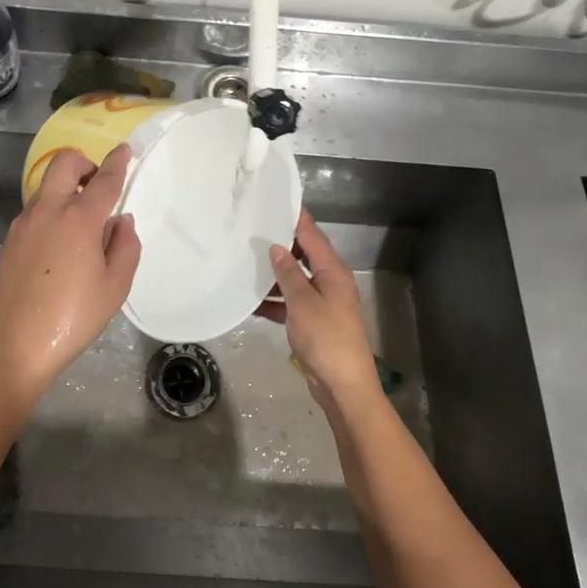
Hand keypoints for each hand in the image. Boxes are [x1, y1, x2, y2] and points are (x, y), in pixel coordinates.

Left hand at [0, 145, 141, 401]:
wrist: (18, 345)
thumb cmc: (75, 316)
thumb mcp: (116, 286)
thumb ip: (126, 246)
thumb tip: (121, 222)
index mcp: (79, 219)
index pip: (104, 179)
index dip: (118, 162)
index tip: (125, 150)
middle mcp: (48, 210)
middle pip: (64, 164)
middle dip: (84, 164)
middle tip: (98, 187)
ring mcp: (24, 223)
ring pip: (46, 187)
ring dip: (66, 190)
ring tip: (81, 227)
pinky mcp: (10, 239)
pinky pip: (35, 211)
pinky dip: (51, 212)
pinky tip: (60, 247)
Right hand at [265, 211, 379, 408]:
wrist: (343, 386)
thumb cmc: (326, 339)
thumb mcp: (303, 302)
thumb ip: (289, 274)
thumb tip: (276, 248)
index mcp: (333, 272)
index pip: (313, 236)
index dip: (296, 219)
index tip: (275, 201)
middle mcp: (330, 283)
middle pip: (304, 256)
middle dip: (280, 245)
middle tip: (250, 231)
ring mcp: (322, 304)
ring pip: (295, 280)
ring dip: (273, 275)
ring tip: (244, 261)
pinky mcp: (313, 323)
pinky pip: (290, 304)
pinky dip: (274, 301)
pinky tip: (250, 301)